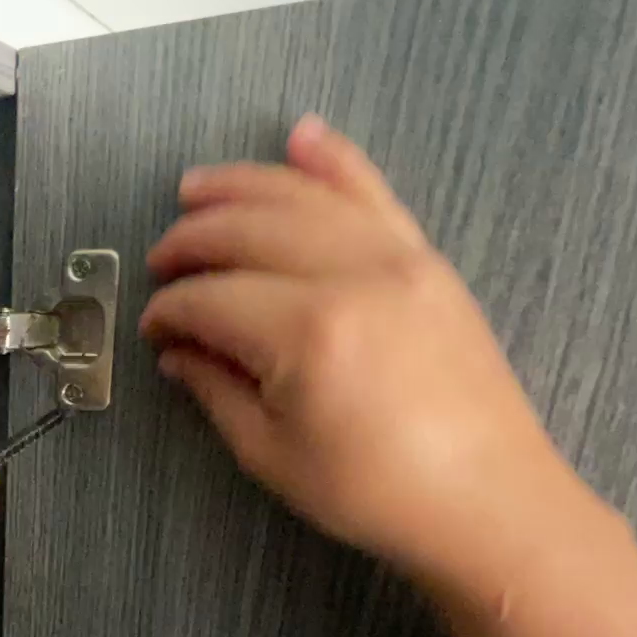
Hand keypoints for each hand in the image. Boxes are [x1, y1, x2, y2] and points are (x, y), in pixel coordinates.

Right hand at [141, 114, 612, 593]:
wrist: (485, 499)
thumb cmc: (366, 489)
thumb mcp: (267, 451)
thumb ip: (214, 388)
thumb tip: (176, 351)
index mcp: (308, 333)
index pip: (212, 298)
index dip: (169, 309)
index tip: (150, 328)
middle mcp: (353, 276)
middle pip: (250, 231)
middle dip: (191, 240)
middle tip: (157, 263)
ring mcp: (399, 259)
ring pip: (304, 198)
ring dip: (242, 187)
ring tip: (194, 190)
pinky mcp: (426, 260)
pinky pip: (373, 193)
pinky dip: (335, 161)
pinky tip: (301, 137)